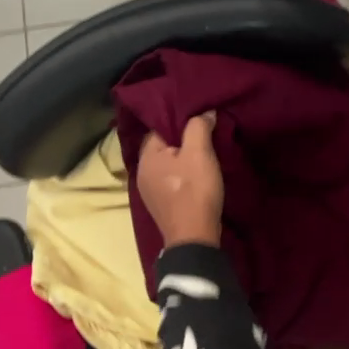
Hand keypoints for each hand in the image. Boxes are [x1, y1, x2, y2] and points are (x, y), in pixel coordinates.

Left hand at [136, 113, 225, 248]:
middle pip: (163, 146)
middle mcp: (142, 172)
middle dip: (182, 139)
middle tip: (206, 134)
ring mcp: (149, 191)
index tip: (199, 118)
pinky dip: (182, 174)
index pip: (160, 127)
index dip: (179, 121)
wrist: (194, 236)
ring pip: (168, 164)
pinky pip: (170, 179)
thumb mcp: (200, 152)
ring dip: (183, 158)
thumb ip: (199, 127)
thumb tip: (204, 112)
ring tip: (204, 153)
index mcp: (147, 156)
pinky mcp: (160, 204)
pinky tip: (197, 175)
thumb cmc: (194, 189)